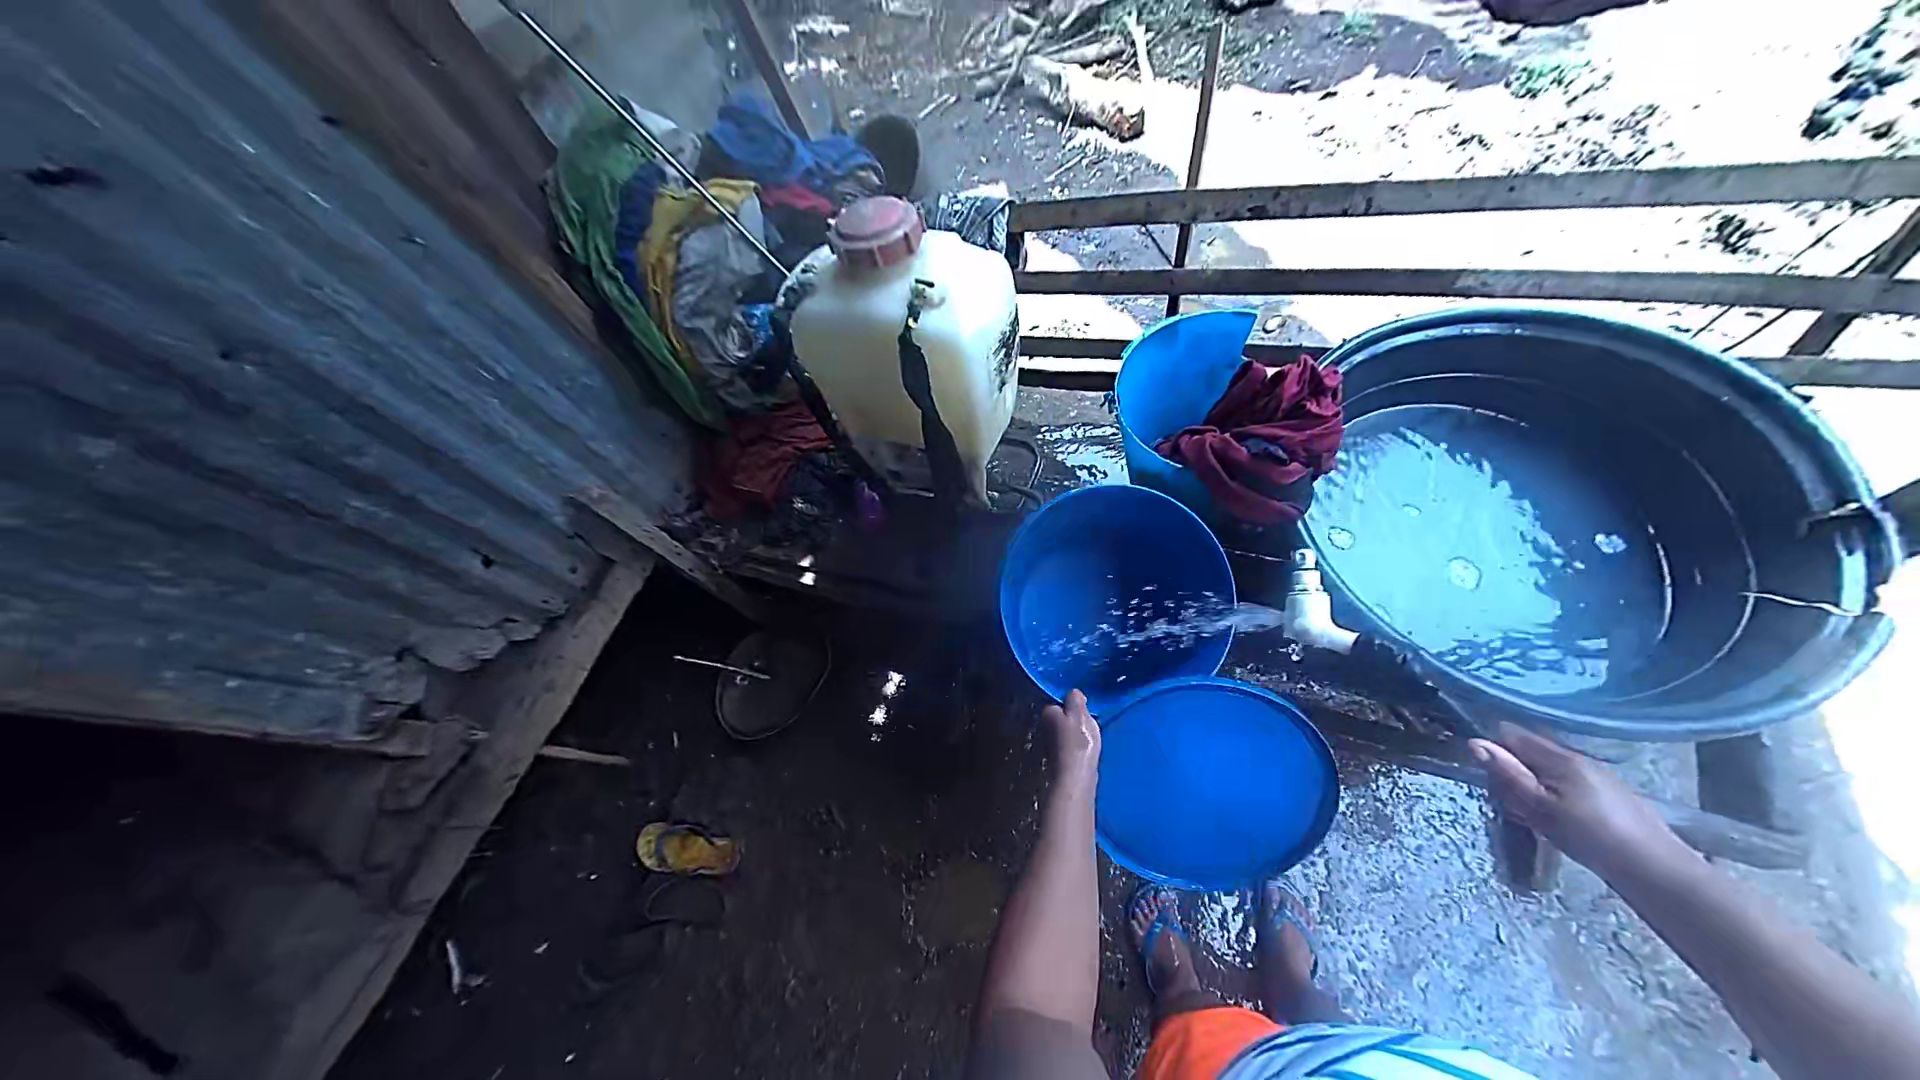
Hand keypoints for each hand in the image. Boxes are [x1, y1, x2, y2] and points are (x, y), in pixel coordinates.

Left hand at [1042, 689, 1099, 781]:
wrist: (1075, 776)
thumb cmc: (1079, 741)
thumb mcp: (1080, 714)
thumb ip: (1076, 700)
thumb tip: (1073, 692)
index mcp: (1047, 712)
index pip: (1060, 701)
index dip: (1074, 705)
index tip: (1086, 711)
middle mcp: (1043, 726)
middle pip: (1063, 717)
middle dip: (1075, 720)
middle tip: (1089, 726)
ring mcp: (1049, 743)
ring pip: (1066, 731)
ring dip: (1077, 734)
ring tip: (1089, 740)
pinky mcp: (1057, 757)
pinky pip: (1069, 745)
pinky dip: (1077, 746)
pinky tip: (1086, 752)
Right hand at [1471, 724, 1682, 876]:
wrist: (1658, 869)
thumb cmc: (1590, 836)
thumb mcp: (1539, 807)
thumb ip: (1508, 773)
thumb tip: (1474, 742)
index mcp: (1559, 757)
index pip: (1510, 734)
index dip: (1494, 751)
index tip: (1493, 779)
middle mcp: (1578, 758)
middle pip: (1529, 750)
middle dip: (1514, 770)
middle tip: (1515, 804)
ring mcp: (1598, 775)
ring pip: (1548, 768)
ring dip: (1535, 784)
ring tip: (1539, 816)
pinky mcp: (1612, 793)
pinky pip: (1569, 782)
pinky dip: (1556, 794)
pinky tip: (1564, 820)